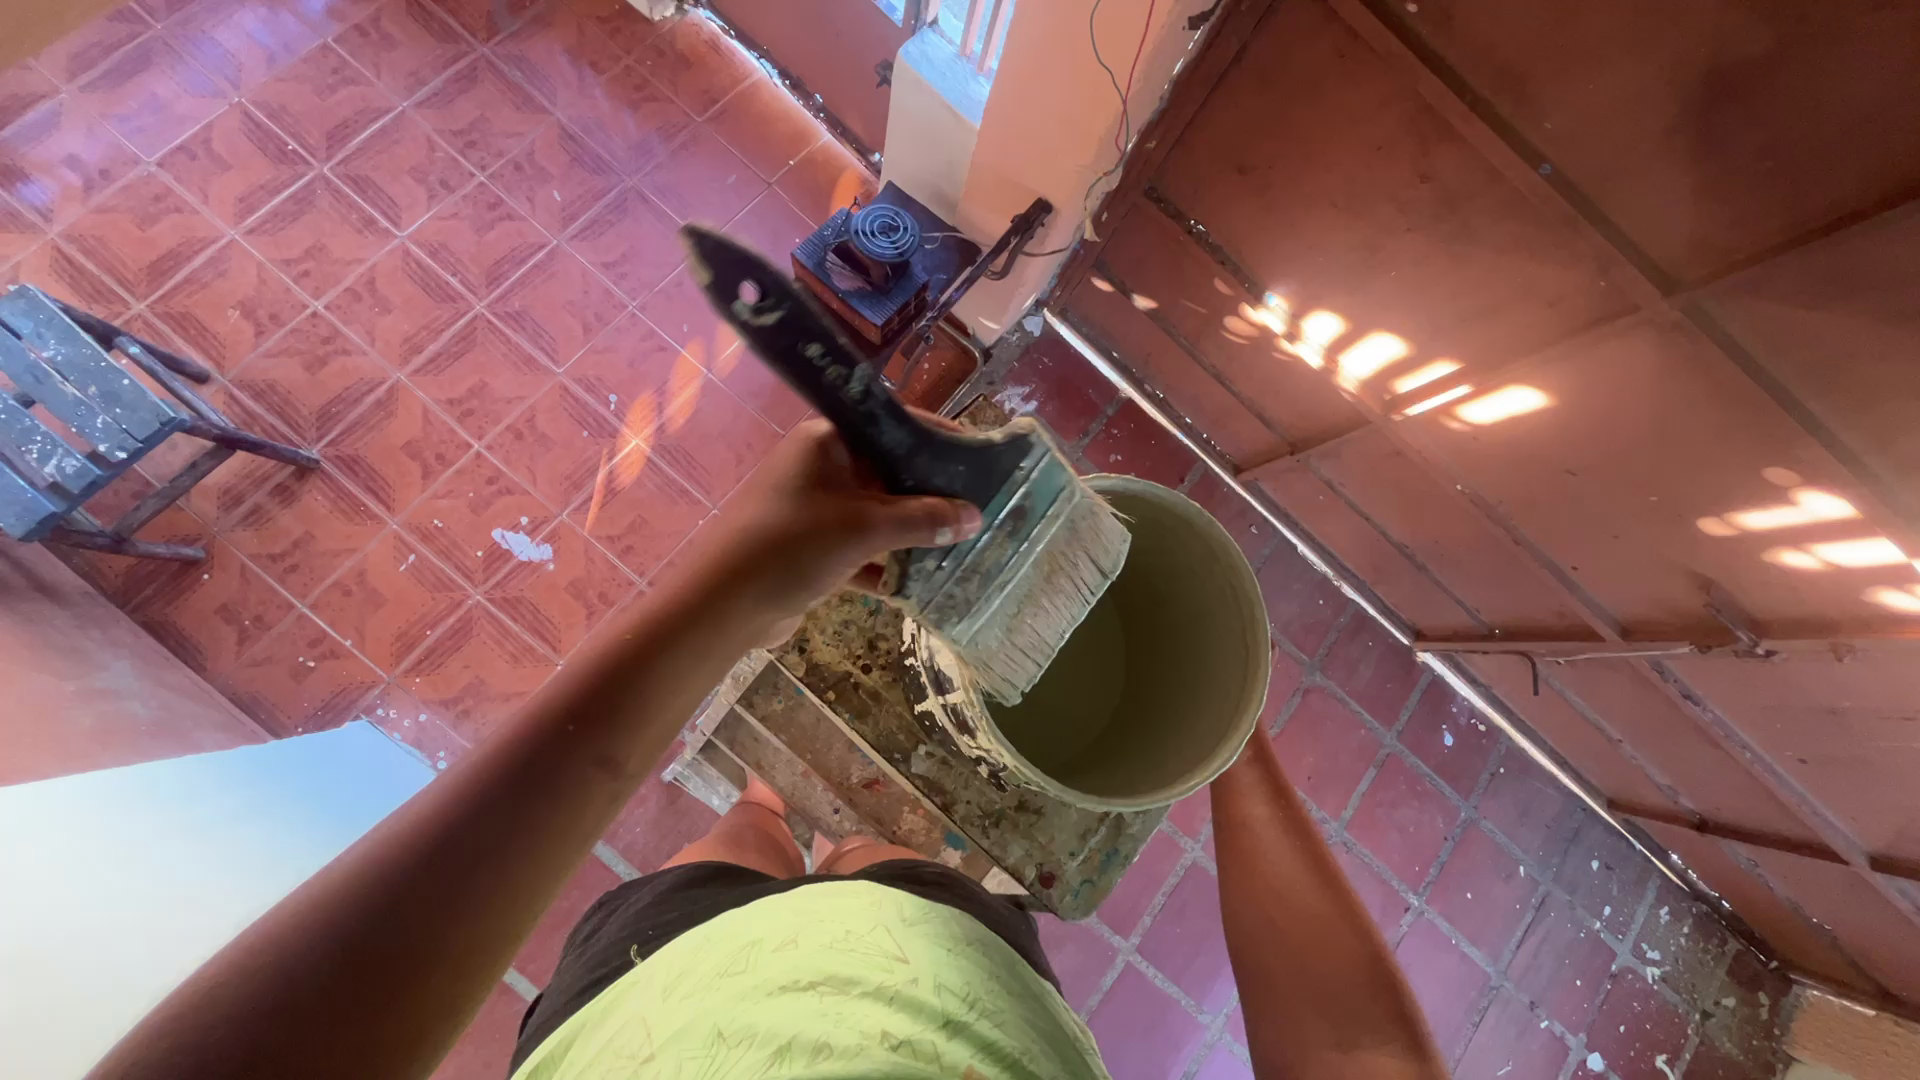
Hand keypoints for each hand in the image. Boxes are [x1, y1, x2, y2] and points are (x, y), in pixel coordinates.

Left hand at [688, 417, 981, 644]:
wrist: (722, 606)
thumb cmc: (792, 546)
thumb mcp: (864, 527)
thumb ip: (923, 519)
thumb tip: (974, 516)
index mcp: (827, 441)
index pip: (892, 427)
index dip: (936, 441)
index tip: (977, 457)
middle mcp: (821, 467)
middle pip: (888, 472)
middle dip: (929, 493)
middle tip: (976, 505)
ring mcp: (815, 509)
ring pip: (876, 513)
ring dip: (910, 531)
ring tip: (958, 543)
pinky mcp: (812, 548)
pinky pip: (860, 547)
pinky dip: (884, 563)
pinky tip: (916, 582)